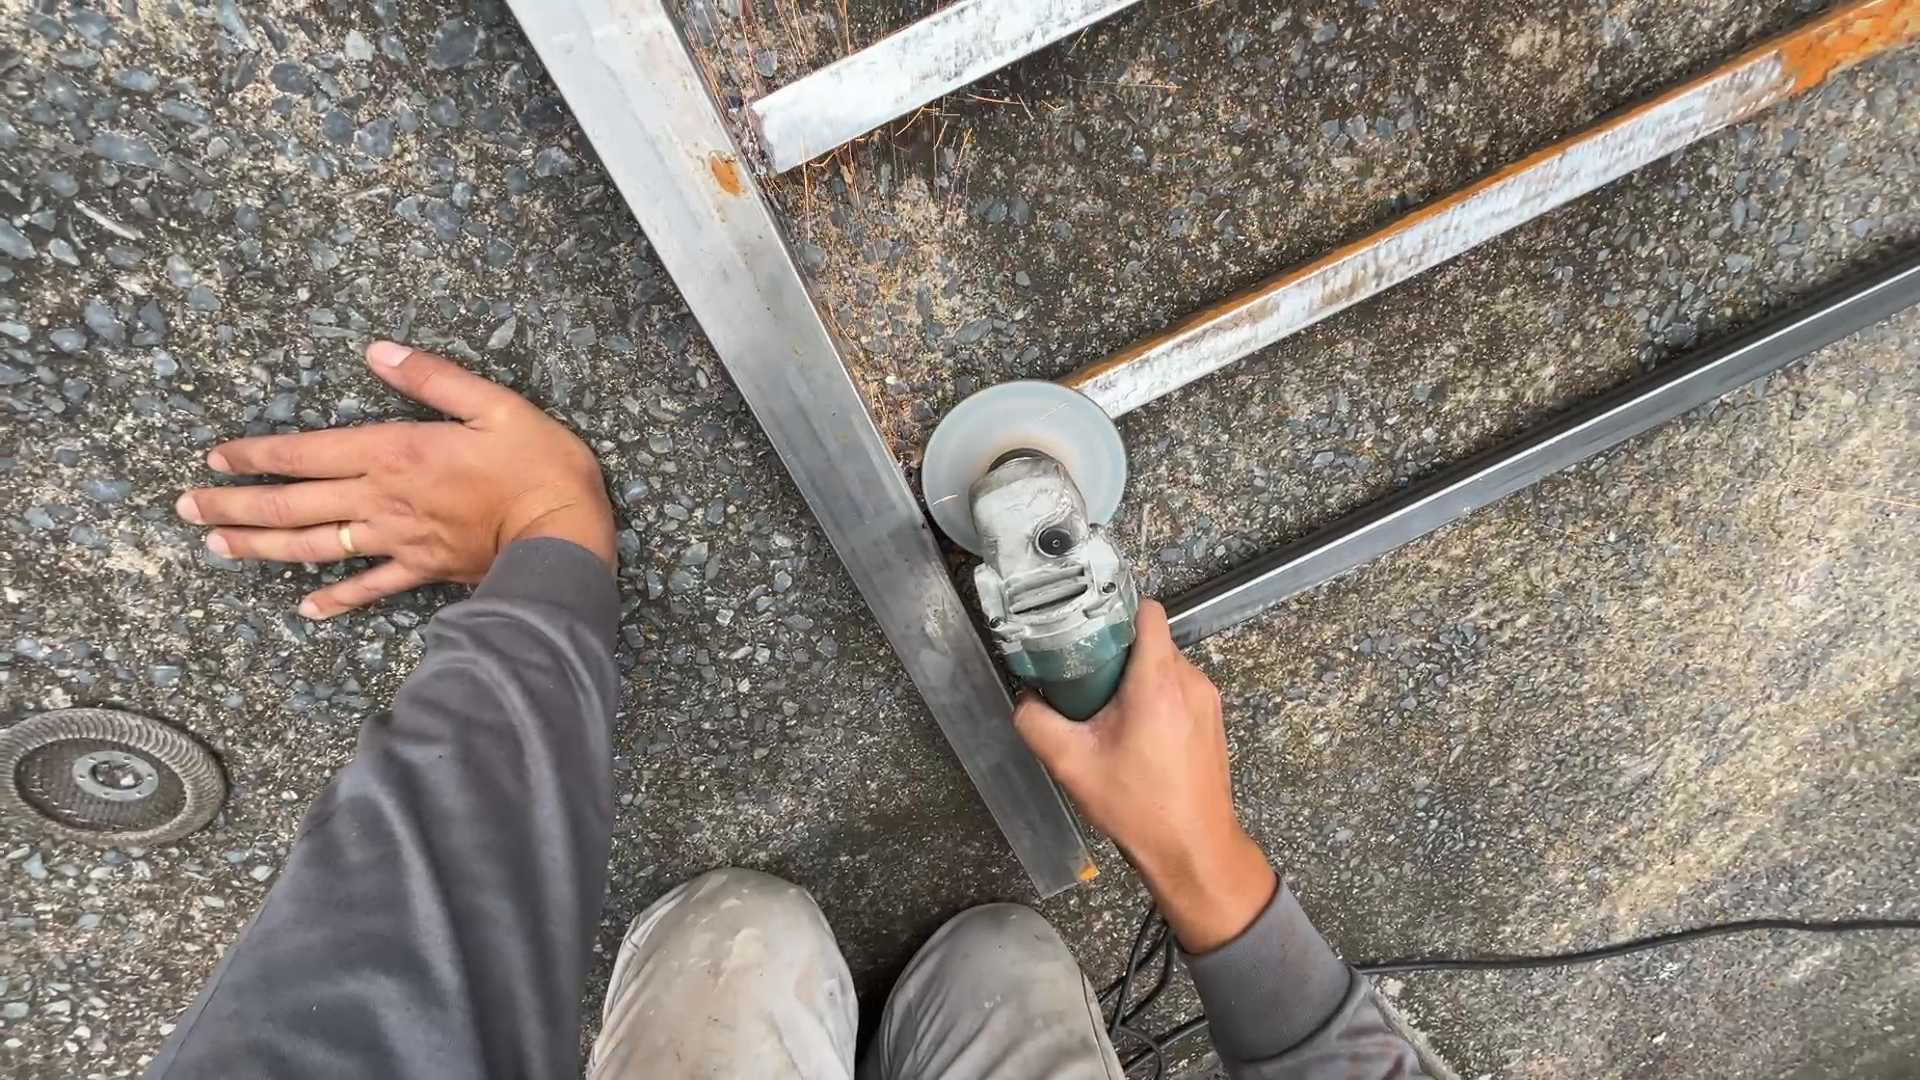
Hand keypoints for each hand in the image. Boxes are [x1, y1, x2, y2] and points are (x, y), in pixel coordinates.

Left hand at [175, 341, 615, 618]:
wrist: (566, 532)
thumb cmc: (541, 466)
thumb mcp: (500, 406)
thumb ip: (436, 379)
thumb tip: (377, 351)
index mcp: (397, 452)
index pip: (308, 452)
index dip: (257, 455)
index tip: (217, 457)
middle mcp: (383, 498)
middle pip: (293, 503)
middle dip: (234, 504)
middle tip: (186, 507)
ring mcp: (399, 539)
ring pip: (314, 545)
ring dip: (260, 546)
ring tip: (216, 546)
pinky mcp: (424, 569)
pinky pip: (370, 588)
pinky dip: (336, 599)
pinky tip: (306, 609)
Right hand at [1014, 601, 1274, 951]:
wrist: (1195, 852)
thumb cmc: (1137, 806)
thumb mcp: (1071, 764)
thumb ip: (1035, 722)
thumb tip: (1025, 697)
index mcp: (1158, 681)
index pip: (1146, 610)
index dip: (1115, 610)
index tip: (1087, 628)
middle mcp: (1190, 680)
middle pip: (1150, 638)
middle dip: (1117, 652)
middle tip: (1086, 679)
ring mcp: (1208, 699)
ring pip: (1165, 663)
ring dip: (1137, 676)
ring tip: (1109, 710)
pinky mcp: (1214, 718)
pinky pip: (1180, 686)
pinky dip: (1157, 695)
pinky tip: (1137, 731)